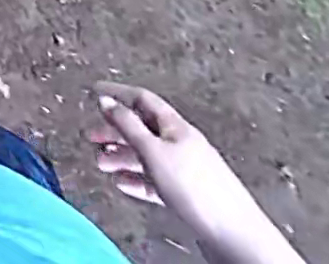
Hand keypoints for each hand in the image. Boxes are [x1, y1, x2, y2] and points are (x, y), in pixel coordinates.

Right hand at [91, 83, 301, 263]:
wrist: (236, 238)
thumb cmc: (197, 190)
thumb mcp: (153, 151)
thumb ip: (127, 124)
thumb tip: (106, 100)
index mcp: (176, 128)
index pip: (142, 99)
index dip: (118, 93)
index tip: (96, 90)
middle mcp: (181, 144)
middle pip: (142, 129)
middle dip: (115, 131)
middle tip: (93, 135)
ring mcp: (186, 170)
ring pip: (146, 156)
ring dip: (122, 158)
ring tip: (102, 164)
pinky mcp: (188, 195)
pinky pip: (156, 180)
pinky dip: (137, 179)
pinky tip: (124, 183)